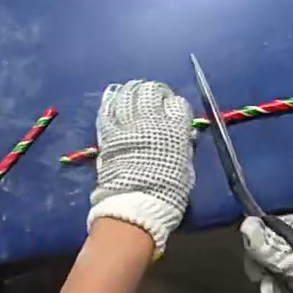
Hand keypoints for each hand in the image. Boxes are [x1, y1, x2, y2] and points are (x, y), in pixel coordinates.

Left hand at [86, 81, 192, 253]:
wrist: (135, 203)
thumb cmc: (167, 191)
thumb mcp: (184, 166)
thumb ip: (182, 145)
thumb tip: (183, 133)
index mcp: (174, 130)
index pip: (177, 105)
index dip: (175, 105)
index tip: (173, 108)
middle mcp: (150, 121)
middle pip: (151, 92)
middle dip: (155, 91)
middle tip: (155, 94)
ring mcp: (126, 125)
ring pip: (129, 95)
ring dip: (133, 90)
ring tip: (136, 90)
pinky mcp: (108, 133)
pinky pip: (109, 109)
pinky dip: (111, 100)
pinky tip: (114, 94)